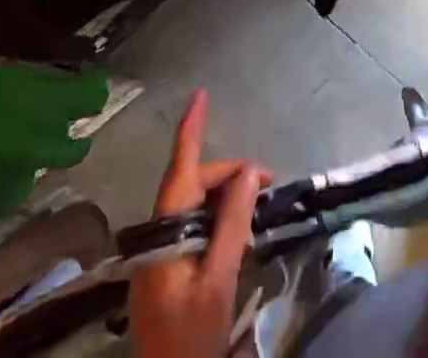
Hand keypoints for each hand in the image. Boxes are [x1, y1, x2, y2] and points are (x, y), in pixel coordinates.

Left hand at [129, 91, 270, 357]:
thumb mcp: (219, 278)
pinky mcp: (166, 263)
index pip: (180, 166)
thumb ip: (233, 222)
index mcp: (163, 231)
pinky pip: (193, 223)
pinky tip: (239, 227)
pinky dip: (218, 217)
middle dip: (231, 175)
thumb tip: (250, 172)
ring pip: (195, 203)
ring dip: (227, 197)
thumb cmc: (191, 334)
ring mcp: (159, 248)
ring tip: (260, 206)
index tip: (201, 94)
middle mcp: (156, 231)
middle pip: (194, 183)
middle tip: (271, 185)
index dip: (191, 127)